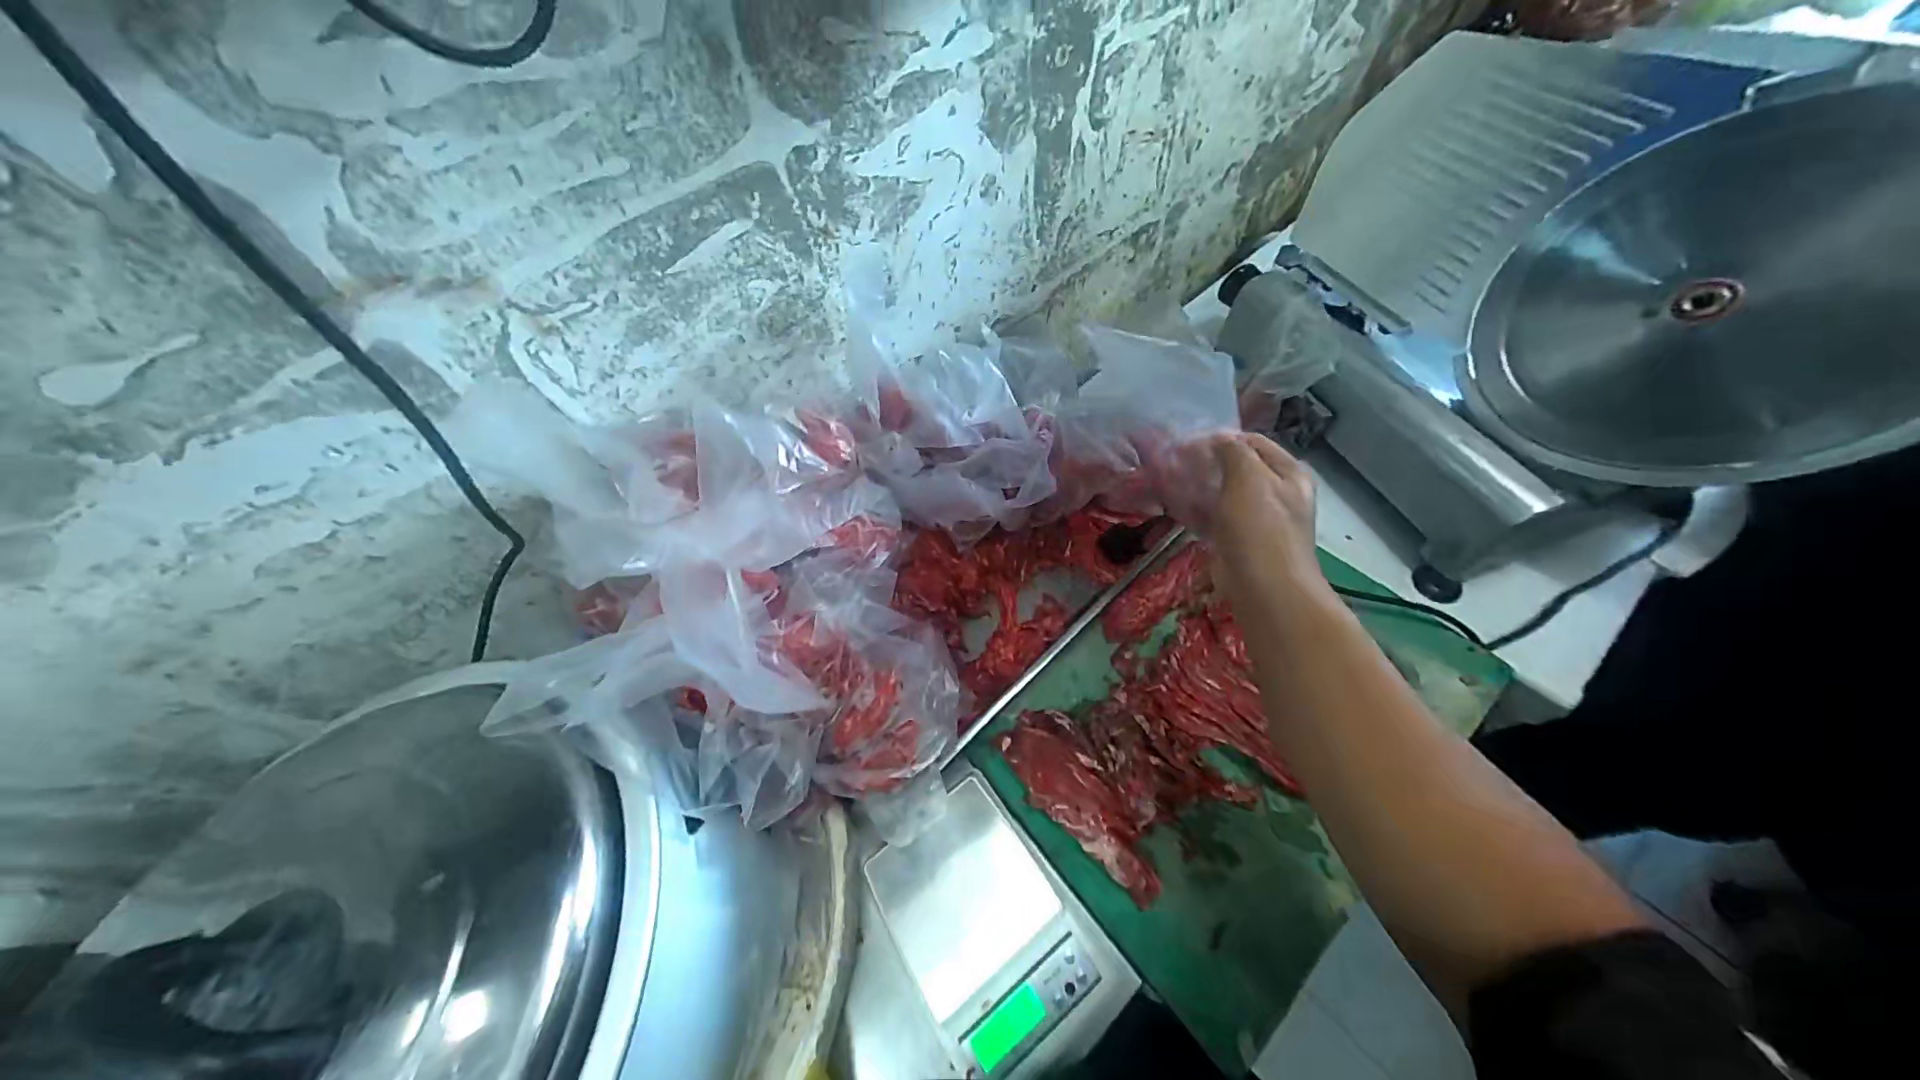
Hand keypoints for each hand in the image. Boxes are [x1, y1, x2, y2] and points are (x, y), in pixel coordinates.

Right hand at [1179, 433, 1326, 601]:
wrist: (1265, 588)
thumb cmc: (1261, 529)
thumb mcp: (1249, 479)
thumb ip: (1233, 452)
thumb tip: (1216, 438)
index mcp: (1288, 474)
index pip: (1252, 442)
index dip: (1221, 438)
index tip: (1188, 441)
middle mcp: (1275, 493)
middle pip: (1236, 468)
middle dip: (1205, 462)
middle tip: (1173, 460)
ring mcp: (1255, 520)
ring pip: (1221, 493)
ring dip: (1197, 485)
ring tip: (1168, 479)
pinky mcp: (1235, 541)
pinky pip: (1212, 517)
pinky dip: (1195, 509)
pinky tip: (1173, 504)